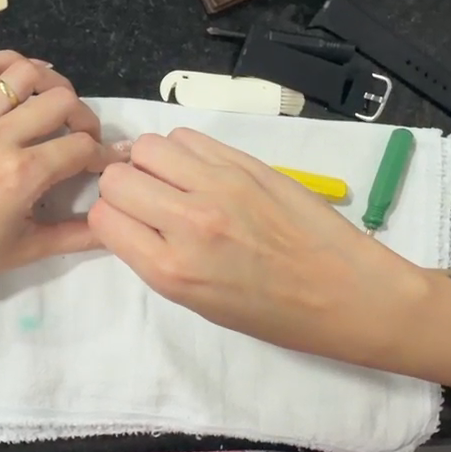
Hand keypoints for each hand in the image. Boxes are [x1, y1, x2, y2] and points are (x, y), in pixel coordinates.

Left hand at [0, 51, 114, 292]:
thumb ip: (77, 237)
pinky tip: (21, 78)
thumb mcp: (26, 251)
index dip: (104, 156)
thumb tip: (115, 224)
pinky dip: (6, 61)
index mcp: (21, 175)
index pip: (81, 148)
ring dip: (53, 84)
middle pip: (63, 102)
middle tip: (83, 139)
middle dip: (86, 119)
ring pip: (25, 73)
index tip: (107, 165)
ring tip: (57, 106)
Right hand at [88, 128, 427, 362]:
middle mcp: (188, 222)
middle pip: (117, 177)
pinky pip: (188, 137)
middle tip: (149, 203)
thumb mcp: (198, 303)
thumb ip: (155, 257)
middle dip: (124, 188)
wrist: (348, 295)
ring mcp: (219, 186)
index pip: (103, 217)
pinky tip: (202, 173)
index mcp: (171, 270)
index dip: (111, 219)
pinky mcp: (246, 163)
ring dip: (151, 164)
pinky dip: (183, 151)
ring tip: (175, 183)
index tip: (128, 225)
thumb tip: (129, 218)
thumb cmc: (273, 314)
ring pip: (148, 147)